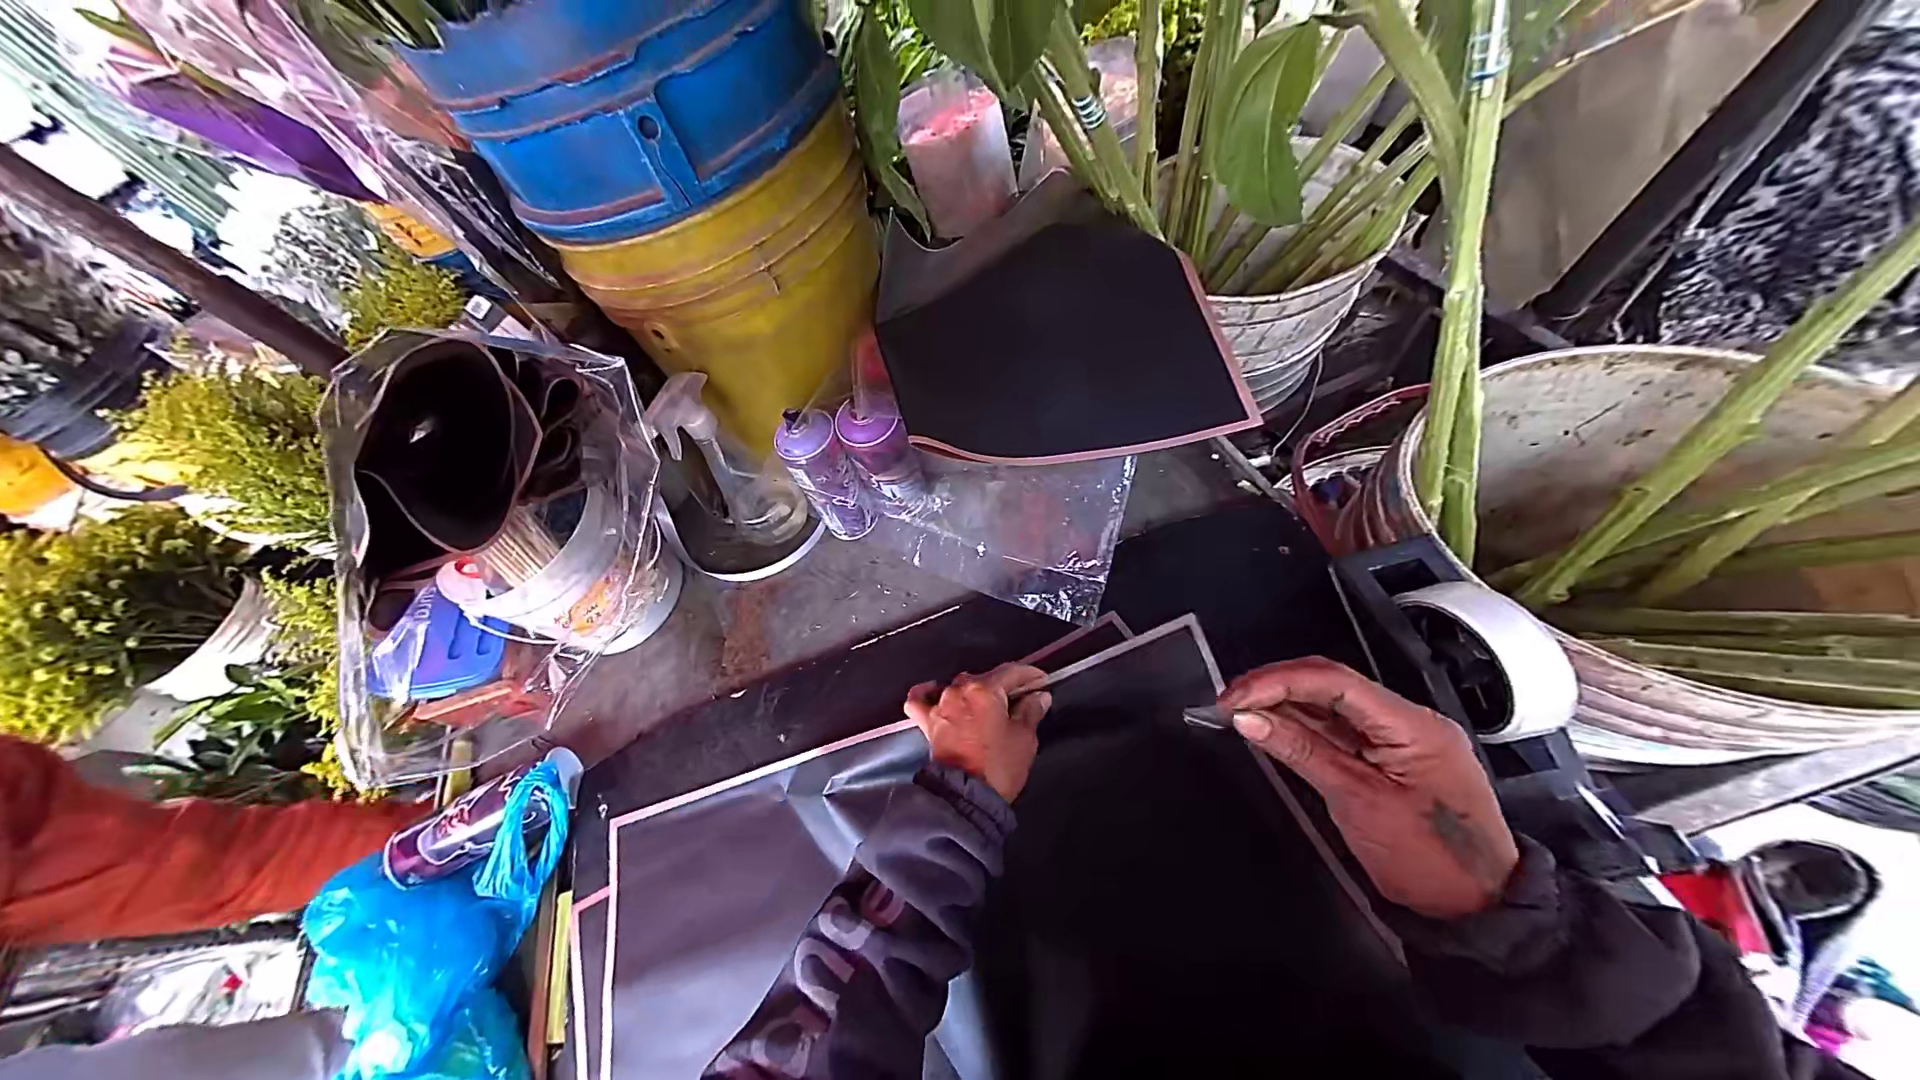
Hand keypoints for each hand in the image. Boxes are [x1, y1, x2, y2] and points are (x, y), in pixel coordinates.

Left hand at [905, 664, 1050, 801]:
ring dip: (977, 691)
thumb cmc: (998, 766)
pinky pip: (921, 700)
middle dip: (1006, 685)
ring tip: (991, 704)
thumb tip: (1038, 696)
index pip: (1011, 672)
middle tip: (1022, 698)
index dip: (1030, 675)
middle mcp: (958, 690)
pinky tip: (934, 690)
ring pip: (960, 687)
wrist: (965, 797)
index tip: (1042, 681)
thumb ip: (1031, 711)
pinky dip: (928, 693)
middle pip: (986, 678)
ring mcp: (940, 705)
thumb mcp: (1024, 738)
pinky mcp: (928, 723)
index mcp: (984, 689)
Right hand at [1221, 657, 1518, 918]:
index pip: (1334, 681)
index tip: (1235, 698)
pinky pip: (1336, 726)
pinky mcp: (1387, 753)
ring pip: (1329, 702)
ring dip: (1283, 703)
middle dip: (1275, 686)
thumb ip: (1300, 751)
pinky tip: (1270, 727)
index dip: (1276, 682)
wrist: (1480, 911)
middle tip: (1229, 702)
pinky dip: (1299, 724)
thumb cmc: (1430, 861)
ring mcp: (1398, 736)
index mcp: (1412, 725)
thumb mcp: (1356, 802)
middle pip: (1330, 683)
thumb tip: (1248, 719)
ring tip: (1240, 712)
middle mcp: (1408, 719)